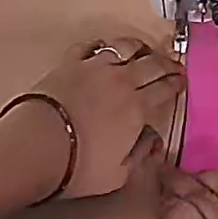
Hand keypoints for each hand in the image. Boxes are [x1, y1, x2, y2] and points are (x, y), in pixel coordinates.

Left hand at [8, 38, 184, 200]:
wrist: (36, 147)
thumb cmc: (78, 166)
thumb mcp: (118, 173)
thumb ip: (139, 154)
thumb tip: (150, 140)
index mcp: (138, 108)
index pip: (165, 89)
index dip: (176, 83)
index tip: (181, 81)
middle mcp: (122, 82)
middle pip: (152, 64)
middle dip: (166, 63)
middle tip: (172, 64)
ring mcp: (95, 68)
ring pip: (125, 47)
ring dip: (138, 47)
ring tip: (143, 50)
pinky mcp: (70, 63)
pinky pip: (90, 46)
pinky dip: (101, 44)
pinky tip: (103, 47)